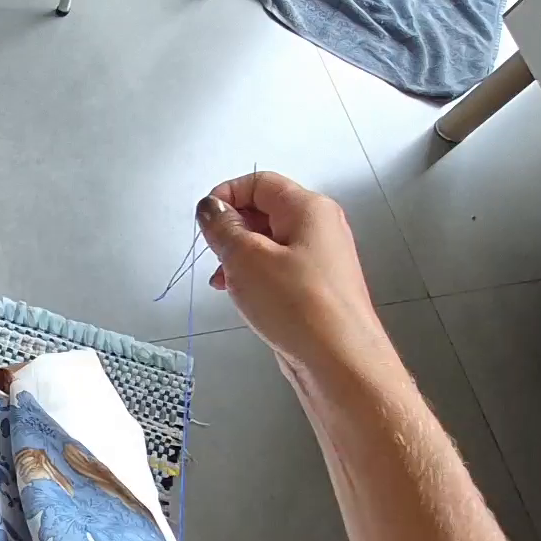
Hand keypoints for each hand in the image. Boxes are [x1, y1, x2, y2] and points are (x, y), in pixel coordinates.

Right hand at [194, 171, 397, 381]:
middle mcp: (319, 226)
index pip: (259, 182)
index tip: (203, 221)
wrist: (337, 358)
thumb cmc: (296, 304)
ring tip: (223, 281)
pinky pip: (275, 266)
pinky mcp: (313, 284)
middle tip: (213, 253)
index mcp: (308, 209)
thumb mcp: (245, 259)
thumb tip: (210, 207)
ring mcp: (318, 256)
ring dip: (237, 255)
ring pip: (266, 241)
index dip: (225, 195)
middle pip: (263, 210)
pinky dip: (252, 274)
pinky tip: (241, 295)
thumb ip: (222, 227)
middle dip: (230, 228)